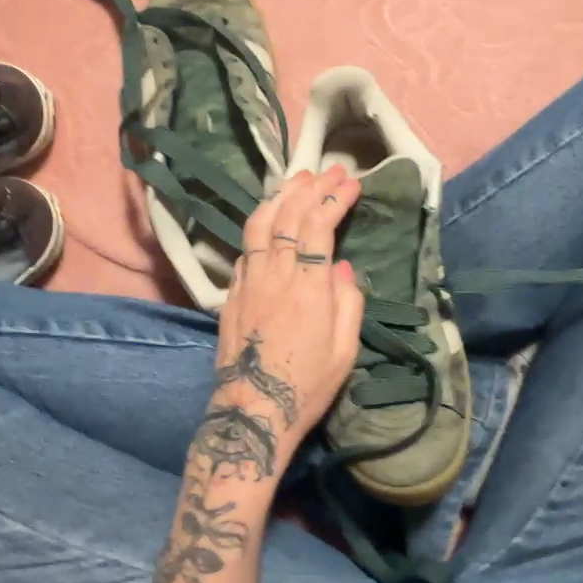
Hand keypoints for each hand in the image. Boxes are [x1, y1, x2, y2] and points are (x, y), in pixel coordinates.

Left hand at [195, 166, 364, 480]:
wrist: (252, 412)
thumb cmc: (307, 387)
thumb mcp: (344, 352)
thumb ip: (347, 304)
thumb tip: (342, 268)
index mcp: (308, 289)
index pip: (318, 227)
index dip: (334, 199)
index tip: (351, 182)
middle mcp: (274, 276)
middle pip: (288, 217)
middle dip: (310, 188)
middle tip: (329, 171)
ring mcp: (247, 282)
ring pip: (259, 225)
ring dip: (279, 197)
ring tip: (297, 180)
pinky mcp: (231, 294)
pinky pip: (245, 248)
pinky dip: (260, 224)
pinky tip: (269, 219)